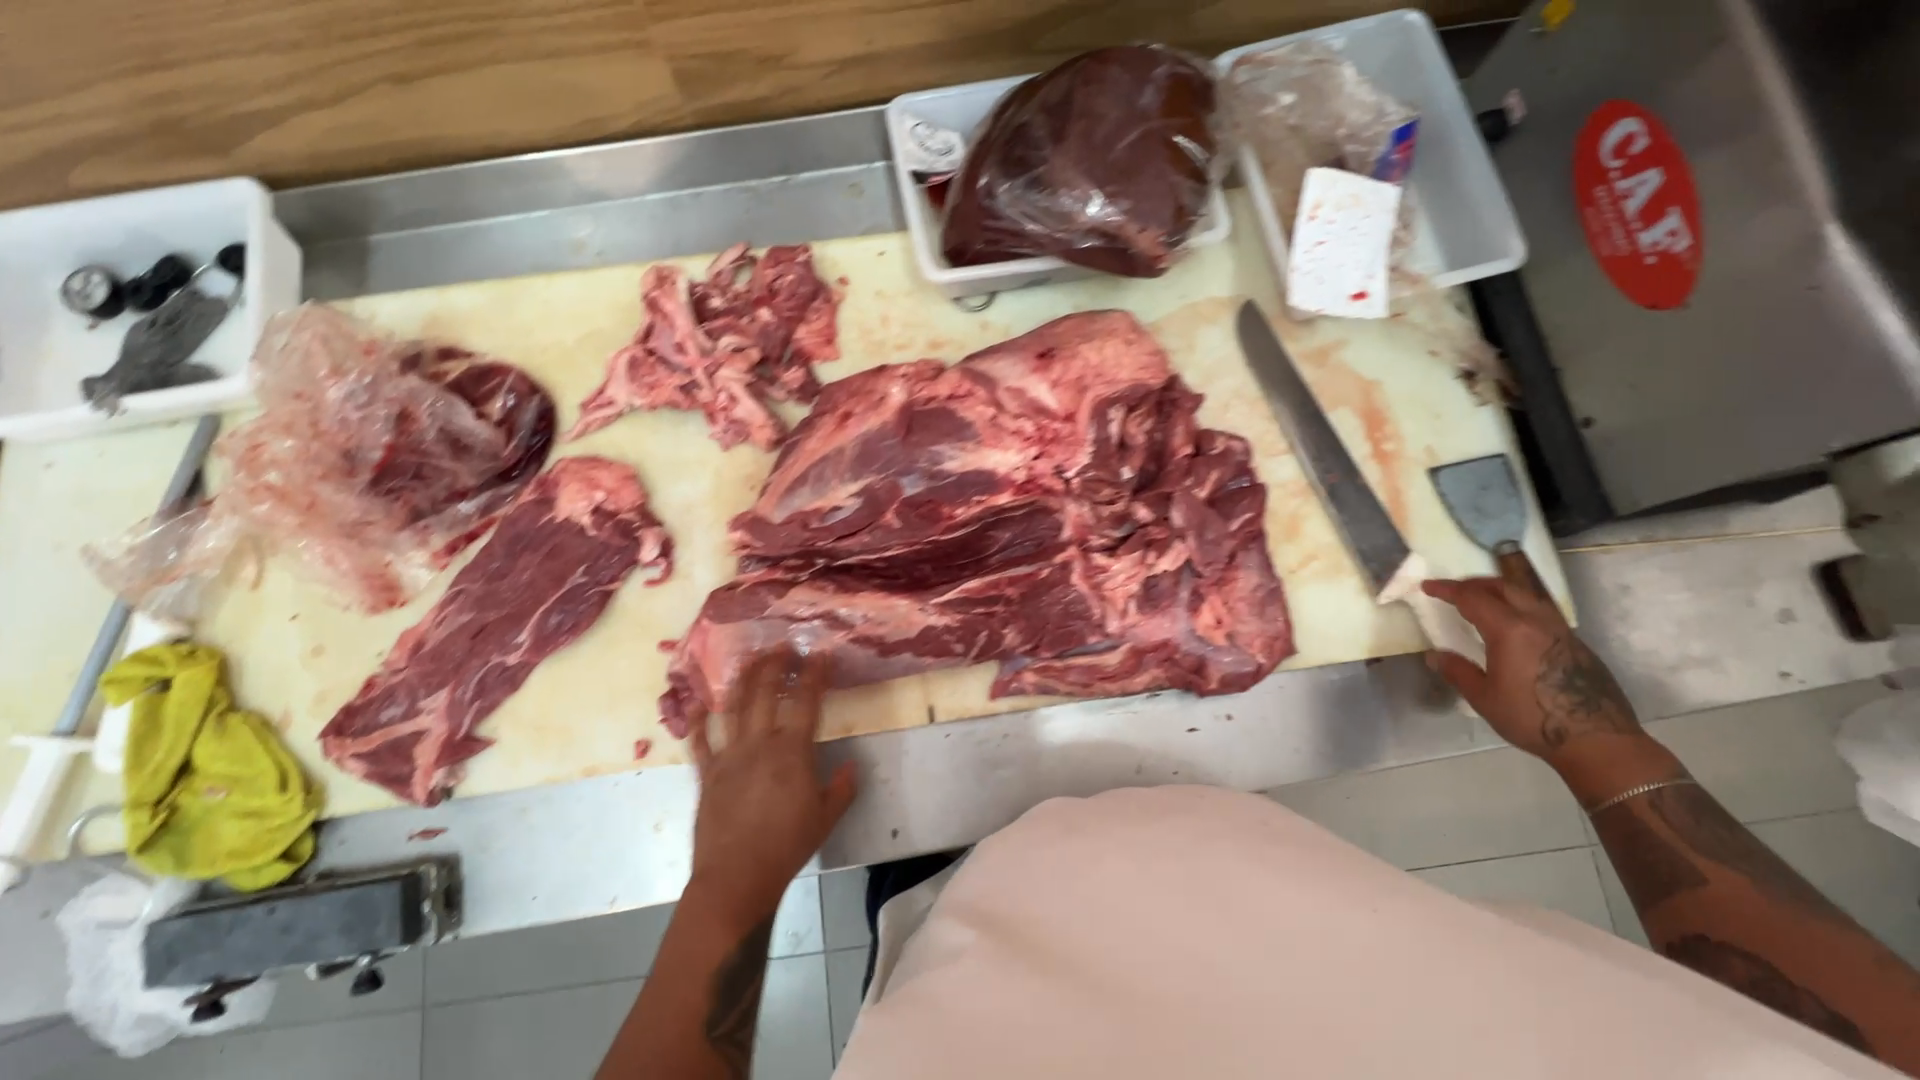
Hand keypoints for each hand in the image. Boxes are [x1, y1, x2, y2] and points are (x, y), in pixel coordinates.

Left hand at [686, 647, 856, 930]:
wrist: (736, 876)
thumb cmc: (787, 846)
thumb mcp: (826, 817)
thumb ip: (843, 787)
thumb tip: (851, 766)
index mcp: (792, 751)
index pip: (806, 701)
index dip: (815, 674)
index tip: (820, 653)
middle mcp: (759, 744)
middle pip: (766, 693)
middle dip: (775, 665)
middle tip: (782, 645)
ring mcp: (728, 756)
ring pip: (734, 707)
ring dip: (742, 679)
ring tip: (749, 659)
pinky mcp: (706, 773)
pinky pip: (700, 741)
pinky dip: (698, 720)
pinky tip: (699, 704)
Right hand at [1420, 555, 1644, 764]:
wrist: (1597, 738)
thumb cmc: (1532, 717)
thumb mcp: (1485, 698)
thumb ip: (1457, 671)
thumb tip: (1434, 655)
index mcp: (1510, 630)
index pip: (1473, 598)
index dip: (1447, 590)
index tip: (1428, 586)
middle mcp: (1537, 621)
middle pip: (1504, 587)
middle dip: (1475, 584)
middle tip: (1455, 591)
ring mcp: (1561, 630)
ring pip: (1527, 596)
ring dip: (1501, 592)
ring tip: (1484, 603)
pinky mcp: (1576, 642)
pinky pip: (1542, 612)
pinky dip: (1520, 607)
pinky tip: (1514, 628)